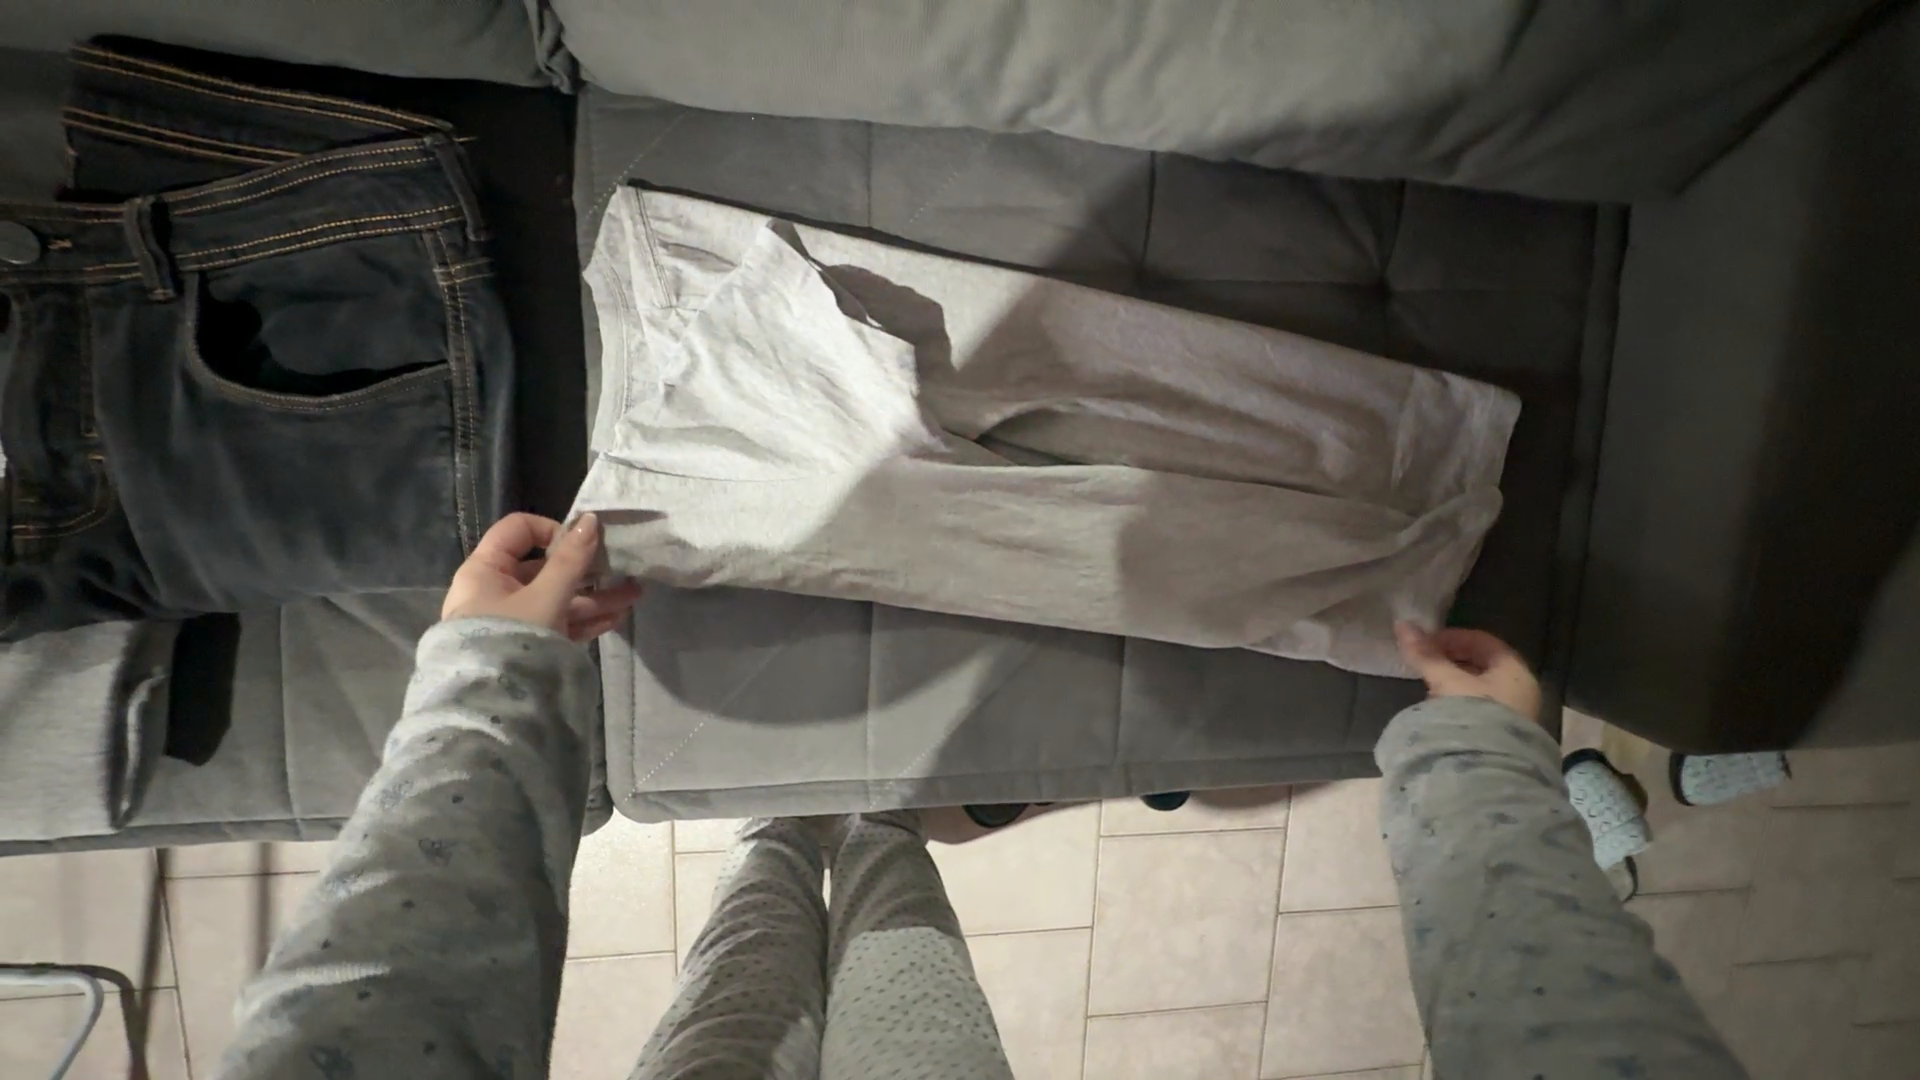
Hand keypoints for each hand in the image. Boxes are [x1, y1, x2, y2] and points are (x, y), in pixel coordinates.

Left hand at [442, 512, 642, 641]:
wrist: (494, 703)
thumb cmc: (513, 636)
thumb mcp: (547, 594)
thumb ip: (572, 559)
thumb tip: (590, 519)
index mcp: (486, 570)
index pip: (519, 531)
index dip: (552, 531)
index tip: (582, 545)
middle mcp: (497, 590)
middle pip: (547, 568)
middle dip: (589, 570)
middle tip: (622, 571)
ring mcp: (515, 618)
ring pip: (560, 597)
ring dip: (596, 596)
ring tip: (633, 598)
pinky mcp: (530, 642)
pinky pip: (560, 622)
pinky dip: (585, 618)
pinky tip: (615, 619)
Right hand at [1394, 620, 1541, 720]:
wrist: (1489, 766)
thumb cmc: (1474, 713)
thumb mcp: (1446, 680)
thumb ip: (1425, 654)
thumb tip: (1402, 624)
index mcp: (1514, 671)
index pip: (1483, 641)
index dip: (1452, 637)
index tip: (1426, 642)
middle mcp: (1519, 688)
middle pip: (1481, 662)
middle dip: (1451, 658)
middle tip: (1424, 660)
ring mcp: (1512, 710)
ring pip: (1479, 684)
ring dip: (1453, 678)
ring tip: (1427, 683)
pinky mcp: (1500, 729)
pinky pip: (1478, 703)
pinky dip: (1458, 697)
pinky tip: (1439, 706)